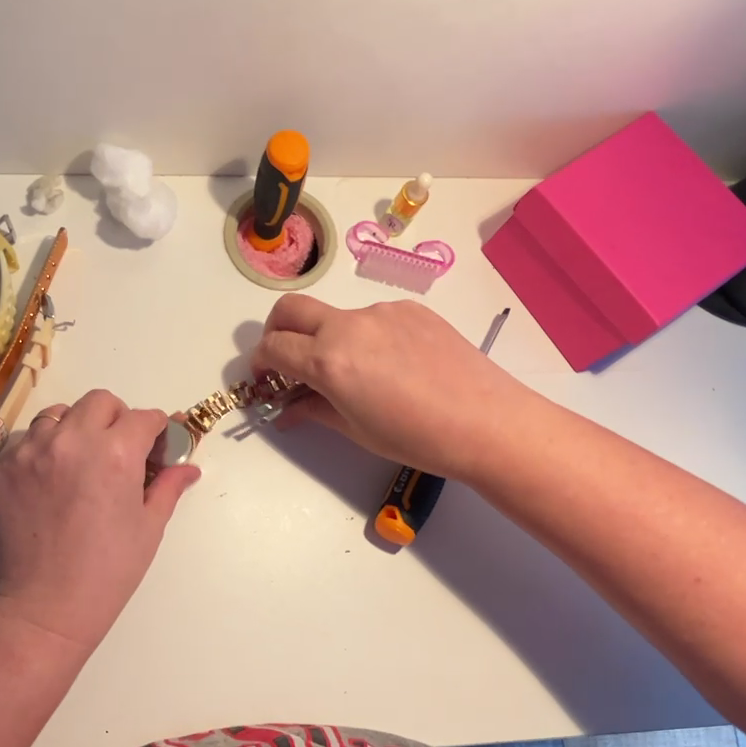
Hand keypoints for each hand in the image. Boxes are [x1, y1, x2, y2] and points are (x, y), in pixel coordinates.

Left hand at [0, 390, 200, 652]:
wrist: (45, 608)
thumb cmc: (108, 572)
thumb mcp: (148, 528)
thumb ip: (168, 487)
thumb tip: (188, 468)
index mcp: (115, 452)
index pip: (143, 418)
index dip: (156, 432)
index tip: (157, 449)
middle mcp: (70, 440)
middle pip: (99, 402)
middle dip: (117, 419)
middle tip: (120, 452)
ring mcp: (29, 452)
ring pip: (58, 415)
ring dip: (76, 428)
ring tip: (80, 464)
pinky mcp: (2, 469)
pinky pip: (26, 442)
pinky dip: (43, 451)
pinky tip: (51, 483)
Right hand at [252, 295, 516, 477]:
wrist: (485, 420)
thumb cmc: (414, 437)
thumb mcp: (355, 430)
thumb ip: (314, 410)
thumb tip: (288, 409)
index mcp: (328, 360)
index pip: (273, 347)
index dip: (260, 363)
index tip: (264, 378)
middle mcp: (348, 327)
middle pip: (290, 309)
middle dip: (275, 330)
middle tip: (283, 359)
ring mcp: (382, 312)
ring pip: (335, 316)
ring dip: (325, 338)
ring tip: (353, 376)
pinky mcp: (411, 309)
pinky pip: (372, 318)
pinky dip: (362, 337)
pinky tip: (390, 368)